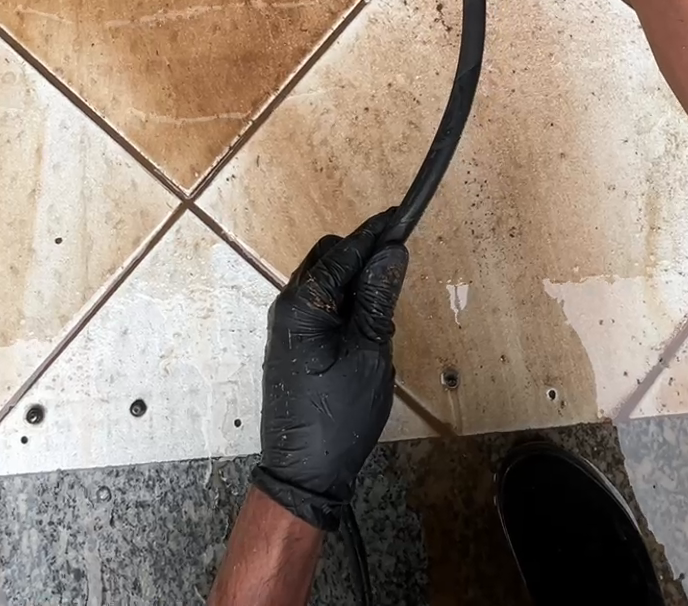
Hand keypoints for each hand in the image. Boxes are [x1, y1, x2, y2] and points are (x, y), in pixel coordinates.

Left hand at [250, 210, 408, 529]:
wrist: (303, 472)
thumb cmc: (339, 414)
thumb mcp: (370, 352)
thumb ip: (379, 298)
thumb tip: (392, 251)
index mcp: (304, 303)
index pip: (345, 251)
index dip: (375, 232)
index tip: (401, 216)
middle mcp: (288, 305)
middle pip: (329, 257)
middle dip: (363, 255)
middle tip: (398, 268)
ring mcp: (287, 325)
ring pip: (325, 281)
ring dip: (355, 281)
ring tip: (387, 310)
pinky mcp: (292, 342)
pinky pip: (321, 305)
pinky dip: (346, 303)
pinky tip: (368, 327)